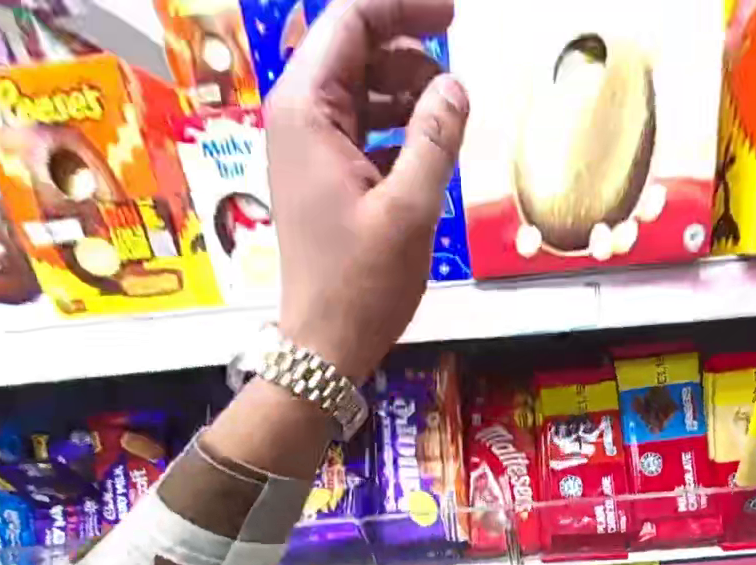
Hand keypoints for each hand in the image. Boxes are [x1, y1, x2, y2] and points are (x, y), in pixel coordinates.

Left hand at [266, 0, 467, 379]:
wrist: (327, 342)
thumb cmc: (363, 282)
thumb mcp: (411, 211)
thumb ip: (435, 141)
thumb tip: (455, 87)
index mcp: (306, 112)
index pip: (350, 23)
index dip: (403, 9)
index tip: (454, 16)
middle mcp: (298, 119)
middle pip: (353, 54)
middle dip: (408, 57)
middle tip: (457, 92)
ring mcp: (309, 151)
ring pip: (360, 96)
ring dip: (406, 100)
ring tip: (450, 127)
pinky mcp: (324, 181)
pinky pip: (362, 136)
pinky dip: (397, 136)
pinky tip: (429, 159)